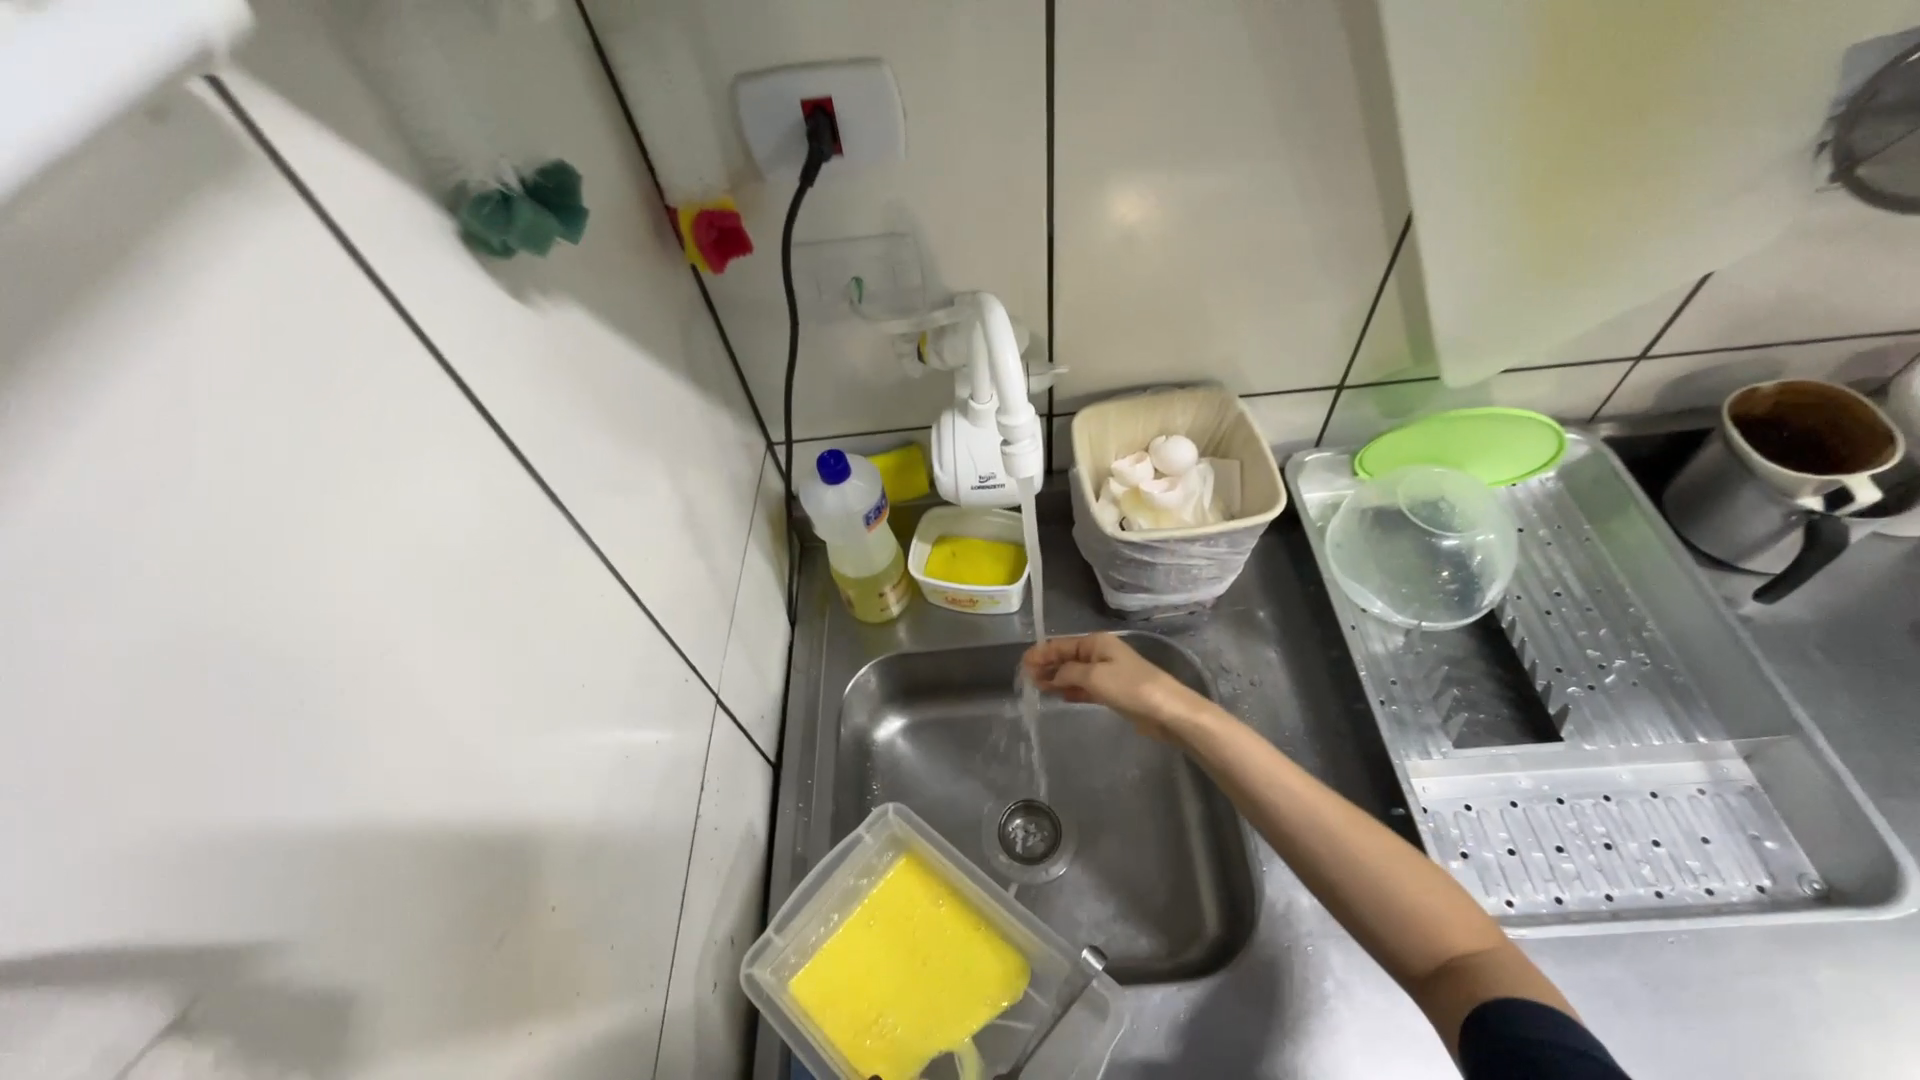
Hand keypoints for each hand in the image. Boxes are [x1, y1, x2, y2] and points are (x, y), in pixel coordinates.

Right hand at [1021, 633, 1209, 740]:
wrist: (1166, 710)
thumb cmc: (1130, 687)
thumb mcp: (1094, 676)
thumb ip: (1068, 672)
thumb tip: (1051, 673)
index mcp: (1096, 642)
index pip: (1061, 645)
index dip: (1040, 653)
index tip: (1022, 665)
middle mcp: (1100, 654)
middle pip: (1066, 657)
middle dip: (1046, 666)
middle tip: (1025, 679)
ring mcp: (1107, 673)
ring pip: (1074, 673)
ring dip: (1056, 679)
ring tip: (1037, 688)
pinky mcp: (1112, 692)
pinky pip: (1084, 687)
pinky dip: (1070, 690)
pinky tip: (1058, 695)